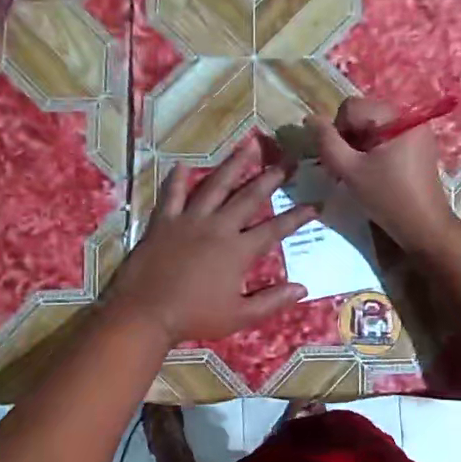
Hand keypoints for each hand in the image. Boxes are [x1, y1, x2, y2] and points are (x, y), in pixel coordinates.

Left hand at [104, 142, 317, 345]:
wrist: (146, 312)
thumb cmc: (194, 317)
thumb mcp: (239, 316)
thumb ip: (272, 301)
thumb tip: (303, 289)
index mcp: (238, 250)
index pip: (275, 229)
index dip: (297, 216)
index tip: (315, 203)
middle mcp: (218, 227)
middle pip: (249, 197)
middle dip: (270, 178)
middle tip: (286, 161)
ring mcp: (189, 220)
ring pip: (215, 185)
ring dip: (234, 164)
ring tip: (248, 144)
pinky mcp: (164, 222)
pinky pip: (172, 195)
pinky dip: (177, 180)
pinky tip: (183, 165)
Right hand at [308, 97, 458, 253]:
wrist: (424, 226)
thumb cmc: (386, 198)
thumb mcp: (350, 170)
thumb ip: (327, 142)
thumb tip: (310, 119)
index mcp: (395, 119)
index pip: (351, 107)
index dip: (336, 130)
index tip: (338, 159)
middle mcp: (409, 117)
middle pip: (363, 114)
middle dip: (348, 138)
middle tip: (345, 168)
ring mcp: (416, 131)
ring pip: (372, 126)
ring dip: (358, 145)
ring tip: (357, 172)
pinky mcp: (418, 145)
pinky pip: (386, 137)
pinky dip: (373, 150)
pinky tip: (373, 172)